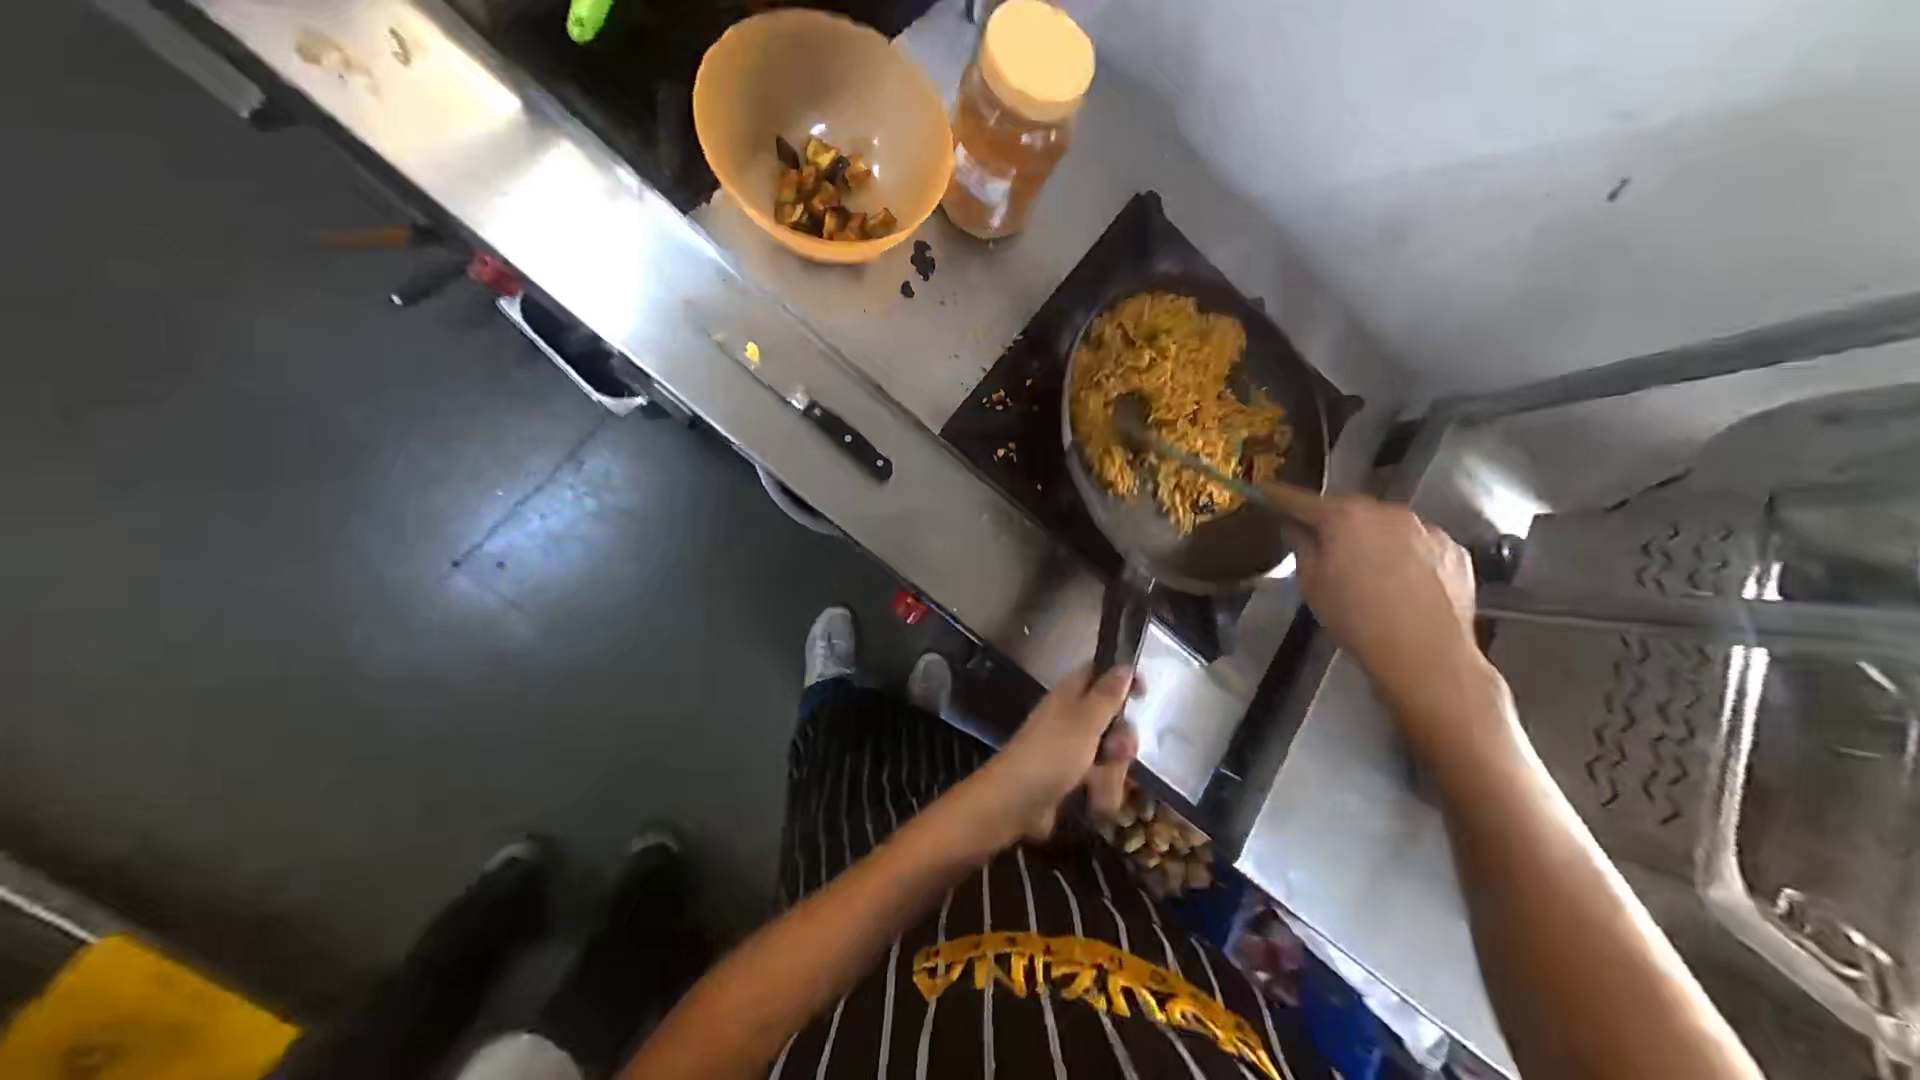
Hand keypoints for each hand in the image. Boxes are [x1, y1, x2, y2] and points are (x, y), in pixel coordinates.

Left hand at [973, 665, 1137, 844]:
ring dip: (1112, 772)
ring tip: (1096, 783)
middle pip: (1113, 720)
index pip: (1099, 675)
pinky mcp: (1074, 779)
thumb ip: (1107, 695)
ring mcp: (1073, 750)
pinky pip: (1102, 779)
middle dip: (1121, 740)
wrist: (1016, 802)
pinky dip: (1101, 790)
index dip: (1122, 679)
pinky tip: (1094, 802)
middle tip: (1116, 751)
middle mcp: (1072, 720)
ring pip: (1111, 754)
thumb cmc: (1050, 754)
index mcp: (1070, 696)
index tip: (1143, 693)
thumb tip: (1124, 666)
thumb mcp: (1084, 721)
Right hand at [1262, 485, 1479, 700]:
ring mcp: (1425, 528)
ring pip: (1386, 525)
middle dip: (1333, 523)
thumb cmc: (1356, 618)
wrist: (1425, 654)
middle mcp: (1387, 512)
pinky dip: (1405, 555)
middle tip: (1321, 547)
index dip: (1277, 495)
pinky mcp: (1453, 549)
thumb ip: (1301, 546)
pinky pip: (1417, 544)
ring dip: (1371, 538)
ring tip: (1366, 572)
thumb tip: (1296, 528)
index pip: (1300, 500)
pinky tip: (1401, 583)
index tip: (1262, 490)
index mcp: (1345, 516)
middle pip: (1349, 509)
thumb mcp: (1311, 584)